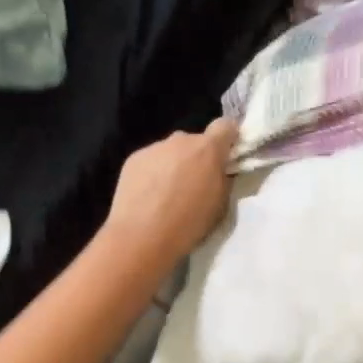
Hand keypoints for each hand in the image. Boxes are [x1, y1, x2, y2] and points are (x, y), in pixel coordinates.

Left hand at [103, 118, 238, 264]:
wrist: (141, 236)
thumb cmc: (189, 224)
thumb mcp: (220, 203)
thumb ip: (223, 178)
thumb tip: (219, 170)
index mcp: (208, 149)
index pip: (226, 125)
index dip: (229, 138)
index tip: (227, 155)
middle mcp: (181, 141)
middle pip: (196, 141)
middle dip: (198, 157)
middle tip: (195, 183)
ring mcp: (154, 148)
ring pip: (172, 151)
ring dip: (175, 164)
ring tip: (168, 193)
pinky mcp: (133, 159)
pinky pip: (152, 160)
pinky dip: (154, 172)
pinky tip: (149, 196)